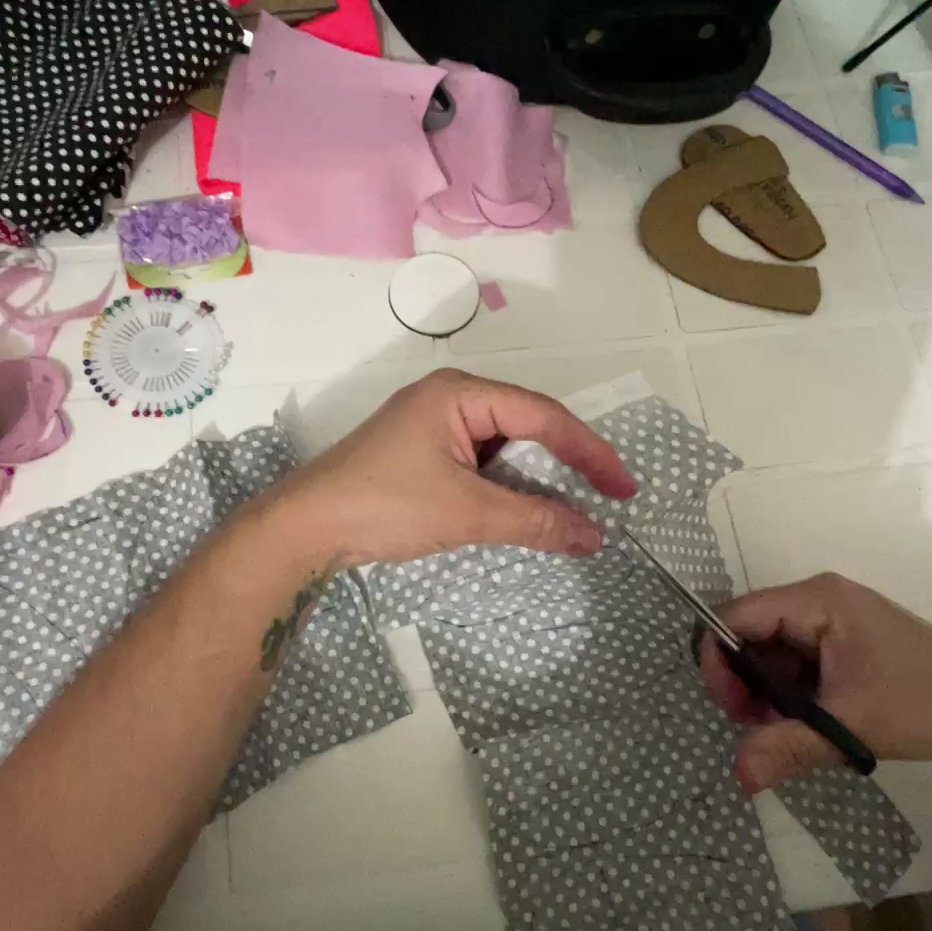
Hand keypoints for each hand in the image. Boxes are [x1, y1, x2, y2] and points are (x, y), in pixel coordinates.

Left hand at [265, 369, 638, 567]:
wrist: (306, 527)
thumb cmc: (386, 505)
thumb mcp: (468, 513)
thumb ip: (536, 521)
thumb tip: (597, 537)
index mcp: (460, 393)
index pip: (543, 415)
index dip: (590, 452)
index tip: (625, 487)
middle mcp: (449, 399)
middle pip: (526, 426)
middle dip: (564, 464)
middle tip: (605, 498)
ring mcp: (432, 426)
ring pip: (502, 448)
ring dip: (533, 480)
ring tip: (568, 512)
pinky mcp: (421, 453)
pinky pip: (479, 463)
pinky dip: (504, 488)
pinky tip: (520, 512)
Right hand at [702, 573, 931, 791]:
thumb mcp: (855, 727)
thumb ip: (789, 746)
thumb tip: (738, 775)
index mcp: (816, 600)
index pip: (735, 615)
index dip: (718, 658)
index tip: (733, 709)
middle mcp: (816, 601)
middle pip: (746, 634)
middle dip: (743, 683)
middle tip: (760, 729)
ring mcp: (828, 623)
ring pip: (766, 654)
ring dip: (765, 695)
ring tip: (789, 734)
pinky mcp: (839, 646)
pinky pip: (791, 665)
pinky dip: (788, 697)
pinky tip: (808, 726)